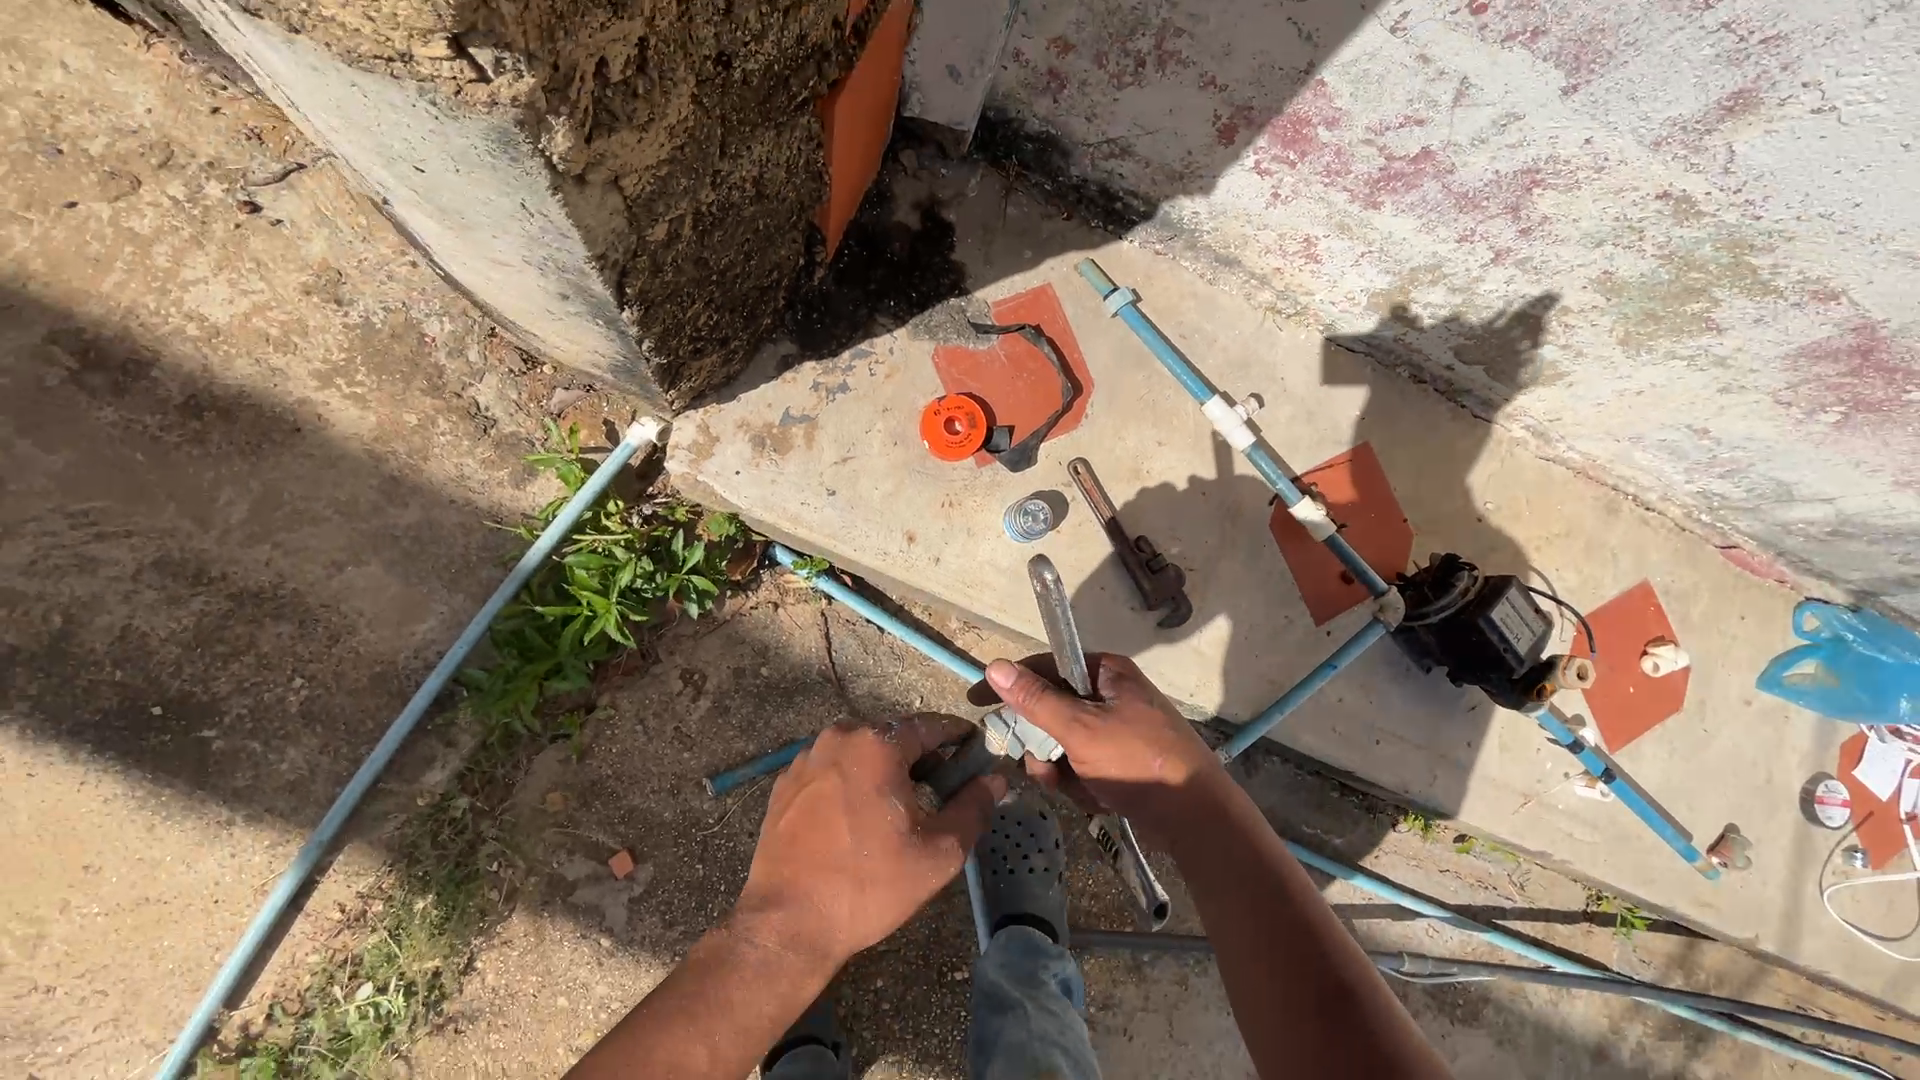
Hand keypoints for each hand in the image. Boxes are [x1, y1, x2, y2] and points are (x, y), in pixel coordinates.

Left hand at [731, 715, 1006, 970]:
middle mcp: (838, 737)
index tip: (976, 752)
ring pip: (860, 752)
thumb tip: (995, 779)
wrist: (787, 923)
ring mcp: (805, 759)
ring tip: (901, 807)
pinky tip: (858, 819)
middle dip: (922, 757)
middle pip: (893, 737)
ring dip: (884, 770)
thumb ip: (973, 808)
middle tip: (943, 789)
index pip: (931, 726)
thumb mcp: (939, 852)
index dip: (958, 737)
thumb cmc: (869, 885)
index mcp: (877, 744)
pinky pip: (832, 770)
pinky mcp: (785, 784)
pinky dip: (852, 783)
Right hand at [980, 654, 1231, 835]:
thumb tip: (995, 666)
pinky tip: (1098, 799)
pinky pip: (1082, 764)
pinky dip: (1082, 783)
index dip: (1011, 683)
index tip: (978, 702)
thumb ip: (1036, 700)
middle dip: (1043, 745)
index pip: (1045, 666)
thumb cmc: (1138, 761)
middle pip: (1051, 709)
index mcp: (1106, 673)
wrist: (1197, 817)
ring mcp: (1119, 729)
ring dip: (1062, 770)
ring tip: (1078, 788)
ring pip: (1063, 743)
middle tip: (1044, 768)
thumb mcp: (1080, 729)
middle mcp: (1111, 695)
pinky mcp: (1123, 760)